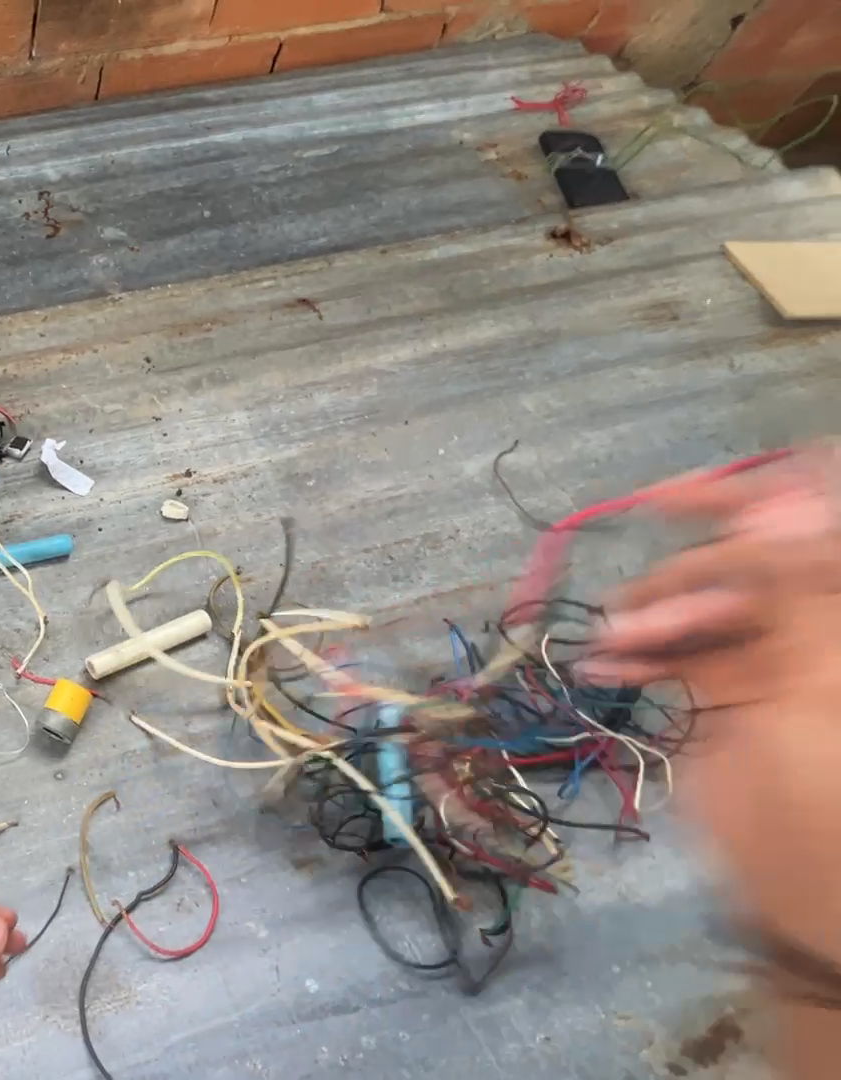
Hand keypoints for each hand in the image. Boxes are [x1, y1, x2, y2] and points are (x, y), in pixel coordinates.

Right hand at [583, 443, 840, 962]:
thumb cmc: (830, 803)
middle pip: (754, 563)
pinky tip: (610, 665)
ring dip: (652, 617)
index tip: (666, 496)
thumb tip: (778, 506)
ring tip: (614, 650)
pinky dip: (640, 651)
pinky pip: (679, 645)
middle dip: (688, 579)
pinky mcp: (734, 685)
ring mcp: (782, 657)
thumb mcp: (819, 692)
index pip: (817, 534)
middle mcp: (822, 627)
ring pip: (706, 602)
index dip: (757, 501)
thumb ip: (803, 595)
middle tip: (636, 615)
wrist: (812, 899)